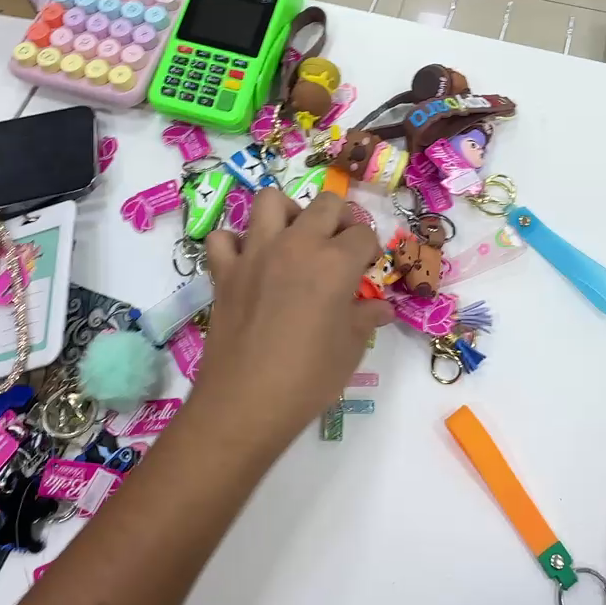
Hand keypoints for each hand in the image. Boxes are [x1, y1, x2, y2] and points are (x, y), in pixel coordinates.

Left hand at [195, 189, 388, 447]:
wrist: (246, 403)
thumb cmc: (308, 378)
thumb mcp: (350, 349)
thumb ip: (366, 318)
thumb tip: (382, 308)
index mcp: (335, 262)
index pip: (364, 234)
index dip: (371, 249)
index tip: (368, 267)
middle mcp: (297, 245)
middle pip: (325, 204)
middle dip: (340, 218)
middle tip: (339, 246)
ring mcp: (255, 253)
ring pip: (270, 200)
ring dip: (287, 212)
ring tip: (294, 238)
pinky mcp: (224, 271)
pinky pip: (223, 238)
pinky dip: (235, 243)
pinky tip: (248, 262)